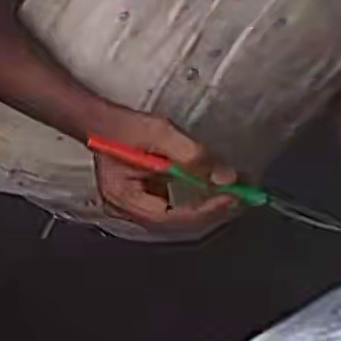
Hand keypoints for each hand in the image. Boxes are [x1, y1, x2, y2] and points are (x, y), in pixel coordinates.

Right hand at [89, 107, 238, 229]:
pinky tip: (213, 184)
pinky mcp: (142, 198)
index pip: (167, 215)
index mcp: (122, 196)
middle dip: (210, 207)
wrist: (99, 122)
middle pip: (175, 219)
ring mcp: (133, 205)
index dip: (202, 210)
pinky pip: (173, 203)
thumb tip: (226, 177)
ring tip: (233, 188)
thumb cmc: (120, 126)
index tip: (231, 196)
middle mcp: (125, 208)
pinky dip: (195, 195)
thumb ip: (192, 155)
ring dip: (206, 202)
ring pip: (177, 213)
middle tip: (241, 194)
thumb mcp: (158, 133)